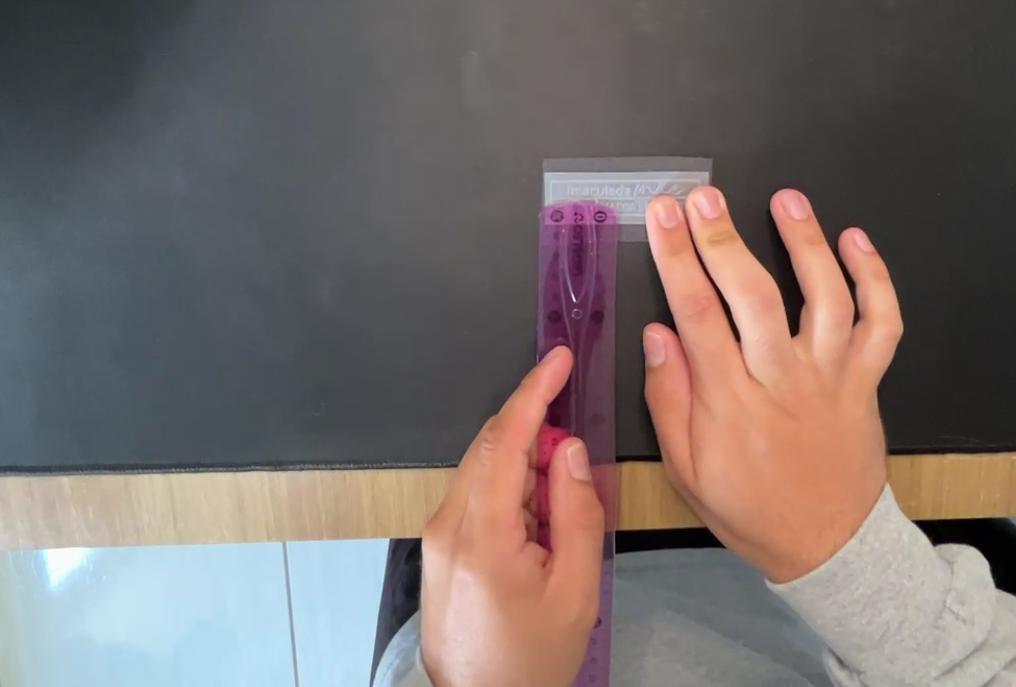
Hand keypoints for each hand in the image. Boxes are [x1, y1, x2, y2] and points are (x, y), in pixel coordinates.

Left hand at [420, 346, 605, 686]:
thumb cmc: (530, 659)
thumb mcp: (575, 591)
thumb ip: (578, 511)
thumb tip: (569, 449)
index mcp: (481, 535)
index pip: (505, 439)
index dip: (533, 392)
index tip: (557, 359)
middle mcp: (447, 522)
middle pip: (492, 447)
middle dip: (537, 436)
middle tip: (574, 468)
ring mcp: (437, 530)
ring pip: (485, 466)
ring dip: (526, 469)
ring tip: (555, 521)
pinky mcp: (438, 540)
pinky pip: (477, 490)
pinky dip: (511, 490)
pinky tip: (535, 527)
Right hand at [642, 187, 903, 583]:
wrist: (832, 549)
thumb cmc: (749, 506)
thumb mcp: (686, 468)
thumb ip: (669, 398)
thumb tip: (658, 333)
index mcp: (731, 401)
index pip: (696, 314)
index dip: (677, 258)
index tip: (663, 216)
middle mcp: (783, 380)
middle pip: (754, 296)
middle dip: (724, 238)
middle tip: (704, 196)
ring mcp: (832, 376)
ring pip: (825, 299)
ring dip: (806, 243)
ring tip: (786, 199)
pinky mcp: (866, 380)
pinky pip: (882, 324)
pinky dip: (875, 278)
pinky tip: (856, 240)